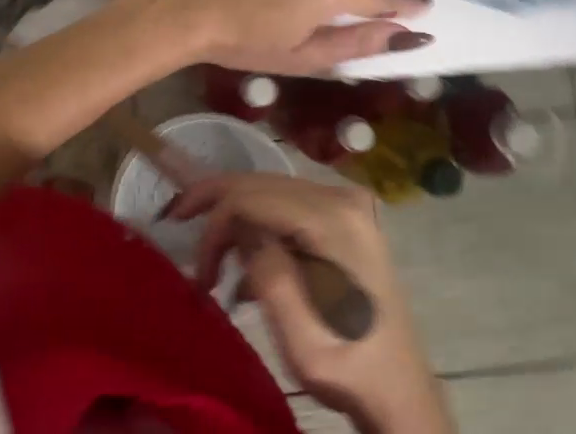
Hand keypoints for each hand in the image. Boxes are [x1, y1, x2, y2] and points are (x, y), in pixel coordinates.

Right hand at [165, 174, 450, 433]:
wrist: (399, 392)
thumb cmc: (348, 367)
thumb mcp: (299, 336)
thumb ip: (267, 273)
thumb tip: (241, 230)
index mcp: (334, 221)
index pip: (250, 197)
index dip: (214, 224)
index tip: (199, 271)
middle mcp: (342, 199)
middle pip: (259, 184)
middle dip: (216, 211)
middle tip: (177, 230)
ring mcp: (348, 206)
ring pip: (269, 192)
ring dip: (235, 220)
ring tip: (213, 264)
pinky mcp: (346, 220)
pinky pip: (287, 206)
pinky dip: (259, 226)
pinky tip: (247, 268)